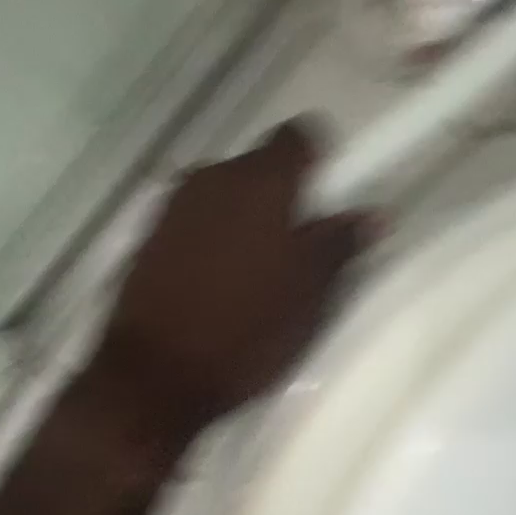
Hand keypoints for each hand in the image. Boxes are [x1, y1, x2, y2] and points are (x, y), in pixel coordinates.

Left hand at [96, 119, 373, 440]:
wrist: (153, 377)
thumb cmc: (245, 334)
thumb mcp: (309, 298)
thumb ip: (339, 246)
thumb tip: (372, 213)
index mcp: (260, 181)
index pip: (297, 137)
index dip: (316, 162)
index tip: (323, 204)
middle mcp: (211, 177)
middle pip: (256, 168)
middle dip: (277, 199)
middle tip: (291, 253)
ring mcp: (170, 206)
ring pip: (221, 196)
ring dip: (239, 220)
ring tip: (248, 276)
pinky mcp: (143, 237)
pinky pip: (190, 223)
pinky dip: (206, 241)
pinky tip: (210, 287)